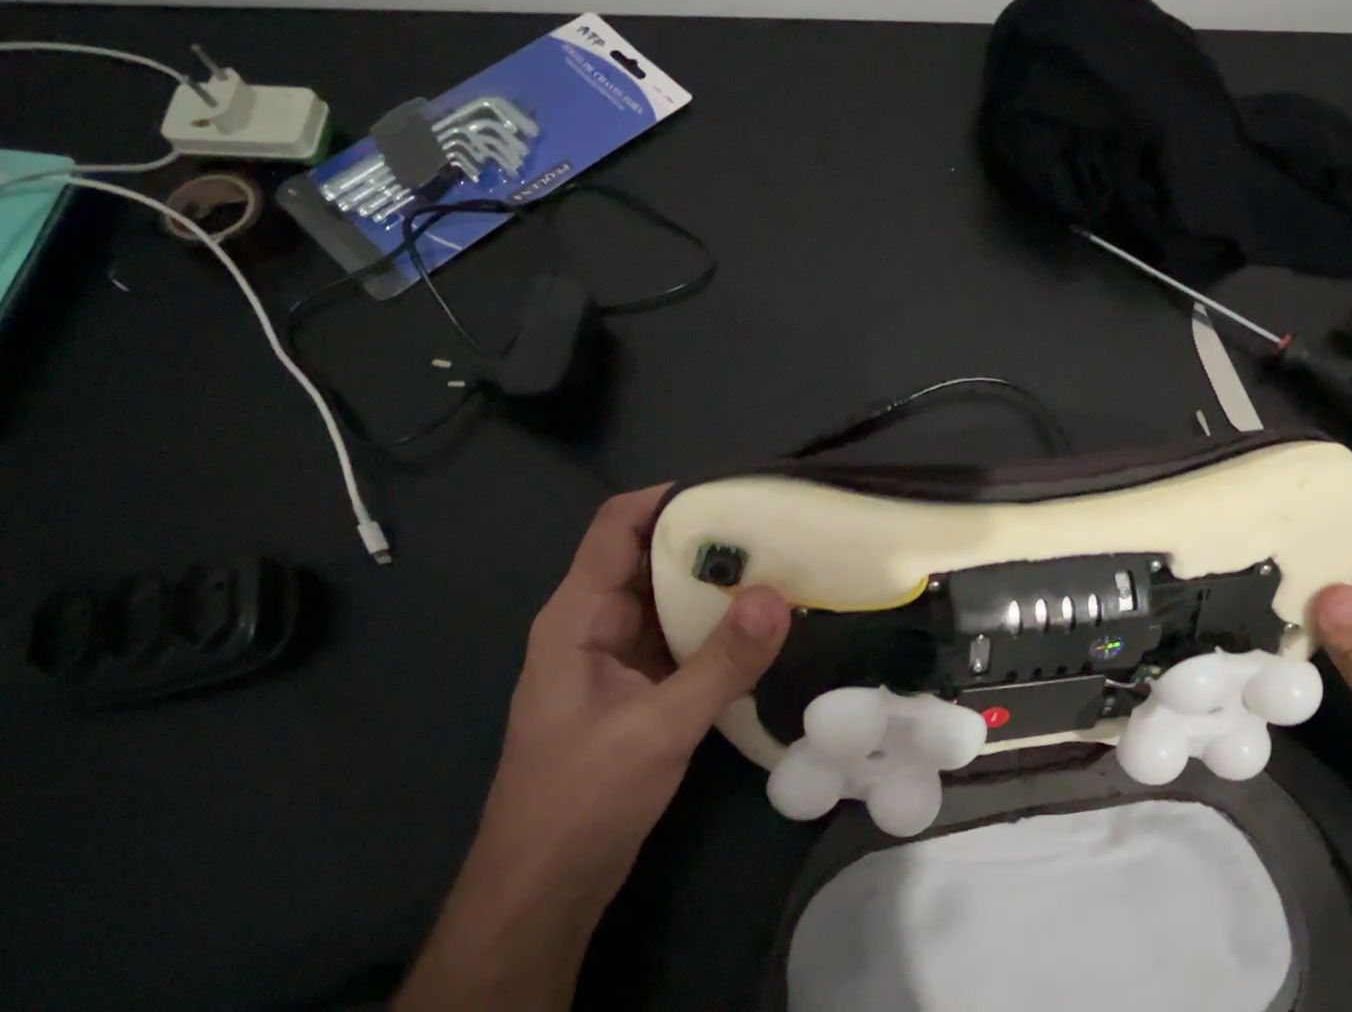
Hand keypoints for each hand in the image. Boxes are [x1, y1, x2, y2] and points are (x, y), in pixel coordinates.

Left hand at [471, 485, 791, 903]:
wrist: (545, 886)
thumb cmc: (582, 796)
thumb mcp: (659, 726)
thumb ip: (721, 662)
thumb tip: (779, 595)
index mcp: (578, 616)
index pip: (617, 526)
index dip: (670, 497)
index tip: (737, 489)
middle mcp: (594, 626)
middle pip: (650, 559)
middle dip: (709, 541)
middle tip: (780, 529)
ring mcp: (616, 661)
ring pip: (668, 602)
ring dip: (718, 587)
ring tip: (784, 569)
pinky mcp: (637, 692)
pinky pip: (679, 641)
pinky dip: (716, 629)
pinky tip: (762, 631)